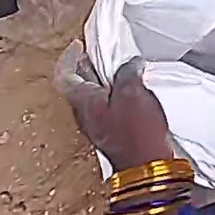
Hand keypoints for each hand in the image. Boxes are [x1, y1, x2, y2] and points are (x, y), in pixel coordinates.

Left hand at [56, 45, 176, 170]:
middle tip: (100, 51)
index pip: (64, 75)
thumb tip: (131, 65)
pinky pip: (109, 107)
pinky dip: (115, 92)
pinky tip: (131, 88)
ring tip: (119, 65)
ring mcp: (100, 125)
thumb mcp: (132, 91)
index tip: (78, 45)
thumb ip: (127, 72)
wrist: (149, 168)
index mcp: (83, 102)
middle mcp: (87, 114)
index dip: (68, 58)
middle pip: (79, 84)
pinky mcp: (115, 133)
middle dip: (87, 65)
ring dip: (103, 78)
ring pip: (95, 96)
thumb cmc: (136, 132)